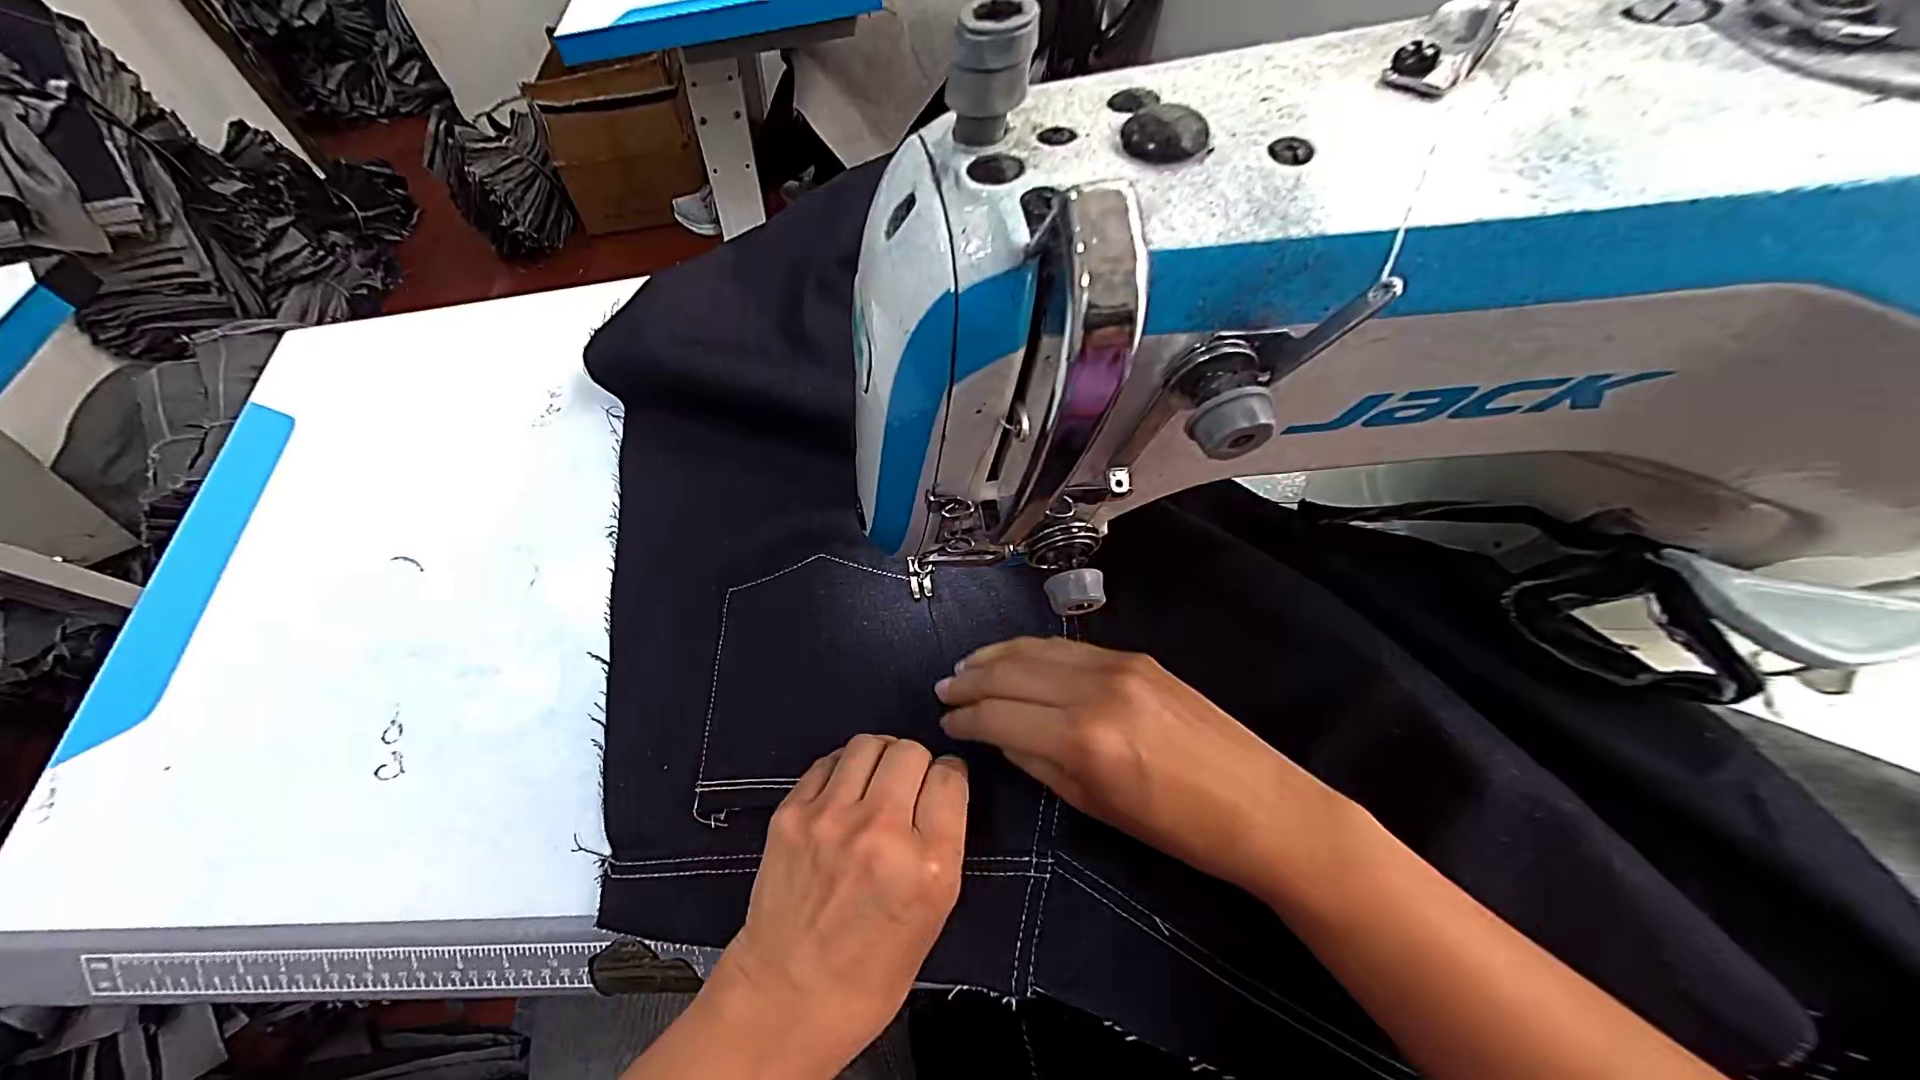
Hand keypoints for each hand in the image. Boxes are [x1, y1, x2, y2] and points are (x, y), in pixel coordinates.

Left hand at [700, 736, 968, 1076]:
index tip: (941, 785)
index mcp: (927, 866)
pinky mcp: (791, 815)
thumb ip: (942, 842)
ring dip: (880, 757)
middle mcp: (880, 834)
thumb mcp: (935, 911)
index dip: (948, 777)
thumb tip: (940, 786)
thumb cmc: (871, 969)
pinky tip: (844, 793)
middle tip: (908, 785)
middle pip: (910, 752)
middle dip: (916, 764)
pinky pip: (828, 762)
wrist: (790, 996)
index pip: (949, 777)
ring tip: (876, 781)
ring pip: (868, 744)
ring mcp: (830, 820)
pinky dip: (842, 769)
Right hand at [936, 637, 1348, 895]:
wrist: (1263, 806)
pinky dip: (1033, 651)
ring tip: (967, 666)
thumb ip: (1039, 763)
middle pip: (1011, 672)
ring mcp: (1118, 666)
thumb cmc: (1178, 828)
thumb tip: (1000, 735)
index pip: (1001, 715)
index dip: (965, 718)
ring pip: (1037, 650)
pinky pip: (1069, 648)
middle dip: (970, 680)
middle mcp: (1095, 690)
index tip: (945, 721)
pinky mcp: (1137, 658)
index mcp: (1083, 739)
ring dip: (996, 656)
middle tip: (943, 688)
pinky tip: (1017, 657)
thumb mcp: (1096, 807)